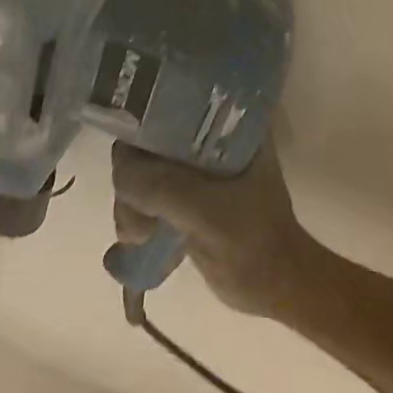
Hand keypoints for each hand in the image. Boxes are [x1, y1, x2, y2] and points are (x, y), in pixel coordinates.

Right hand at [111, 137, 317, 317]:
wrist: (272, 285)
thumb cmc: (249, 240)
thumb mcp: (202, 209)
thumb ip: (157, 185)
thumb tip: (120, 174)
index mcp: (227, 123)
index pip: (170, 107)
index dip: (143, 131)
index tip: (132, 168)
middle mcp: (209, 136)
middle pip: (149, 140)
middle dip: (134, 178)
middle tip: (139, 218)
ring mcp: (195, 167)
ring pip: (143, 169)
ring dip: (132, 201)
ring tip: (139, 235)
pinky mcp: (185, 193)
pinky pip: (146, 190)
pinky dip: (136, 210)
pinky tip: (138, 237)